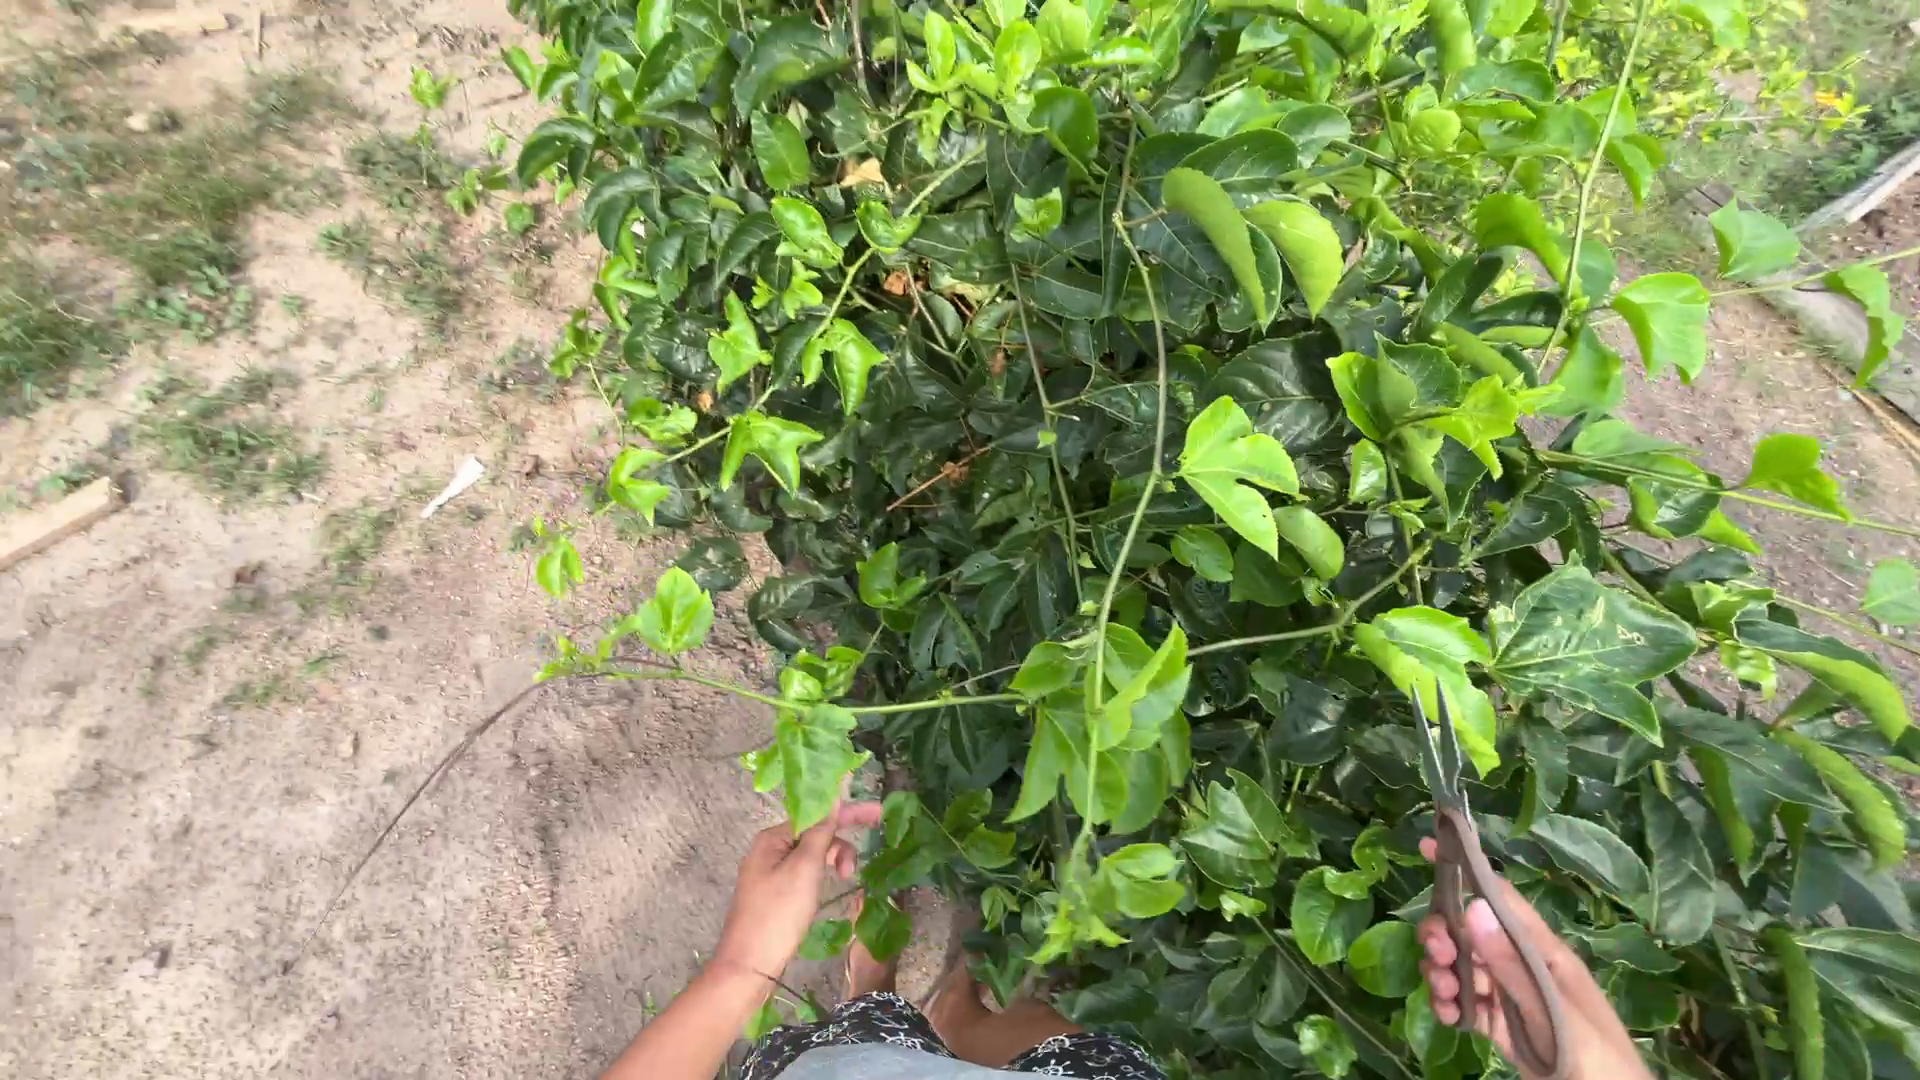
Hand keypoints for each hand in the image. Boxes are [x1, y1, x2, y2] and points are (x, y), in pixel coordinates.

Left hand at [712, 802, 883, 980]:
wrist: (749, 968)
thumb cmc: (778, 914)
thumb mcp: (804, 868)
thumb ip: (820, 831)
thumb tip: (832, 797)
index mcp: (772, 838)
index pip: (816, 815)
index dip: (848, 812)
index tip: (878, 813)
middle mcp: (768, 850)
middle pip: (814, 833)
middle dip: (841, 839)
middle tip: (869, 845)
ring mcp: (769, 874)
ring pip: (811, 854)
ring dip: (833, 859)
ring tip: (847, 878)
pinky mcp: (774, 895)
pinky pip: (804, 872)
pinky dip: (821, 874)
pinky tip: (829, 886)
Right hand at [1417, 837, 1652, 1079]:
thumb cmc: (1603, 1067)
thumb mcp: (1559, 1018)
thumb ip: (1514, 967)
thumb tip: (1473, 905)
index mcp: (1547, 957)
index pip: (1502, 901)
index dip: (1467, 872)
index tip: (1429, 847)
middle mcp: (1525, 968)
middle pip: (1471, 933)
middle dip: (1444, 935)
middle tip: (1437, 954)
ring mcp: (1511, 997)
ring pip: (1462, 966)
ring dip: (1442, 971)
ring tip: (1442, 990)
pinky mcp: (1501, 1026)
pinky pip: (1464, 1002)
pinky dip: (1447, 1003)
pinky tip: (1446, 1013)